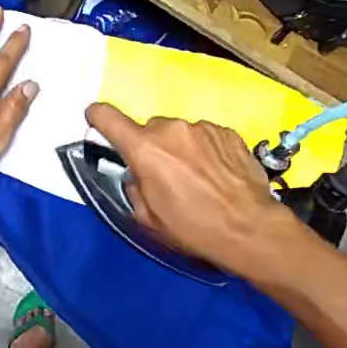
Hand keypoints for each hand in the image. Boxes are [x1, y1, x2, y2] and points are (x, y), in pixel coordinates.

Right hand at [85, 103, 309, 277]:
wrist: (249, 227)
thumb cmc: (195, 229)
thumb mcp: (150, 219)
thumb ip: (135, 188)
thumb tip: (138, 175)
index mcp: (146, 149)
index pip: (108, 118)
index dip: (98, 118)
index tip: (96, 120)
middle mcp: (172, 129)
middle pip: (152, 131)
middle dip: (154, 149)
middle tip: (168, 178)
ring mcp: (204, 128)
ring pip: (182, 134)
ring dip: (184, 150)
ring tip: (200, 180)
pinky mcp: (229, 133)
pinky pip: (207, 138)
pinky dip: (208, 152)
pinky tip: (219, 176)